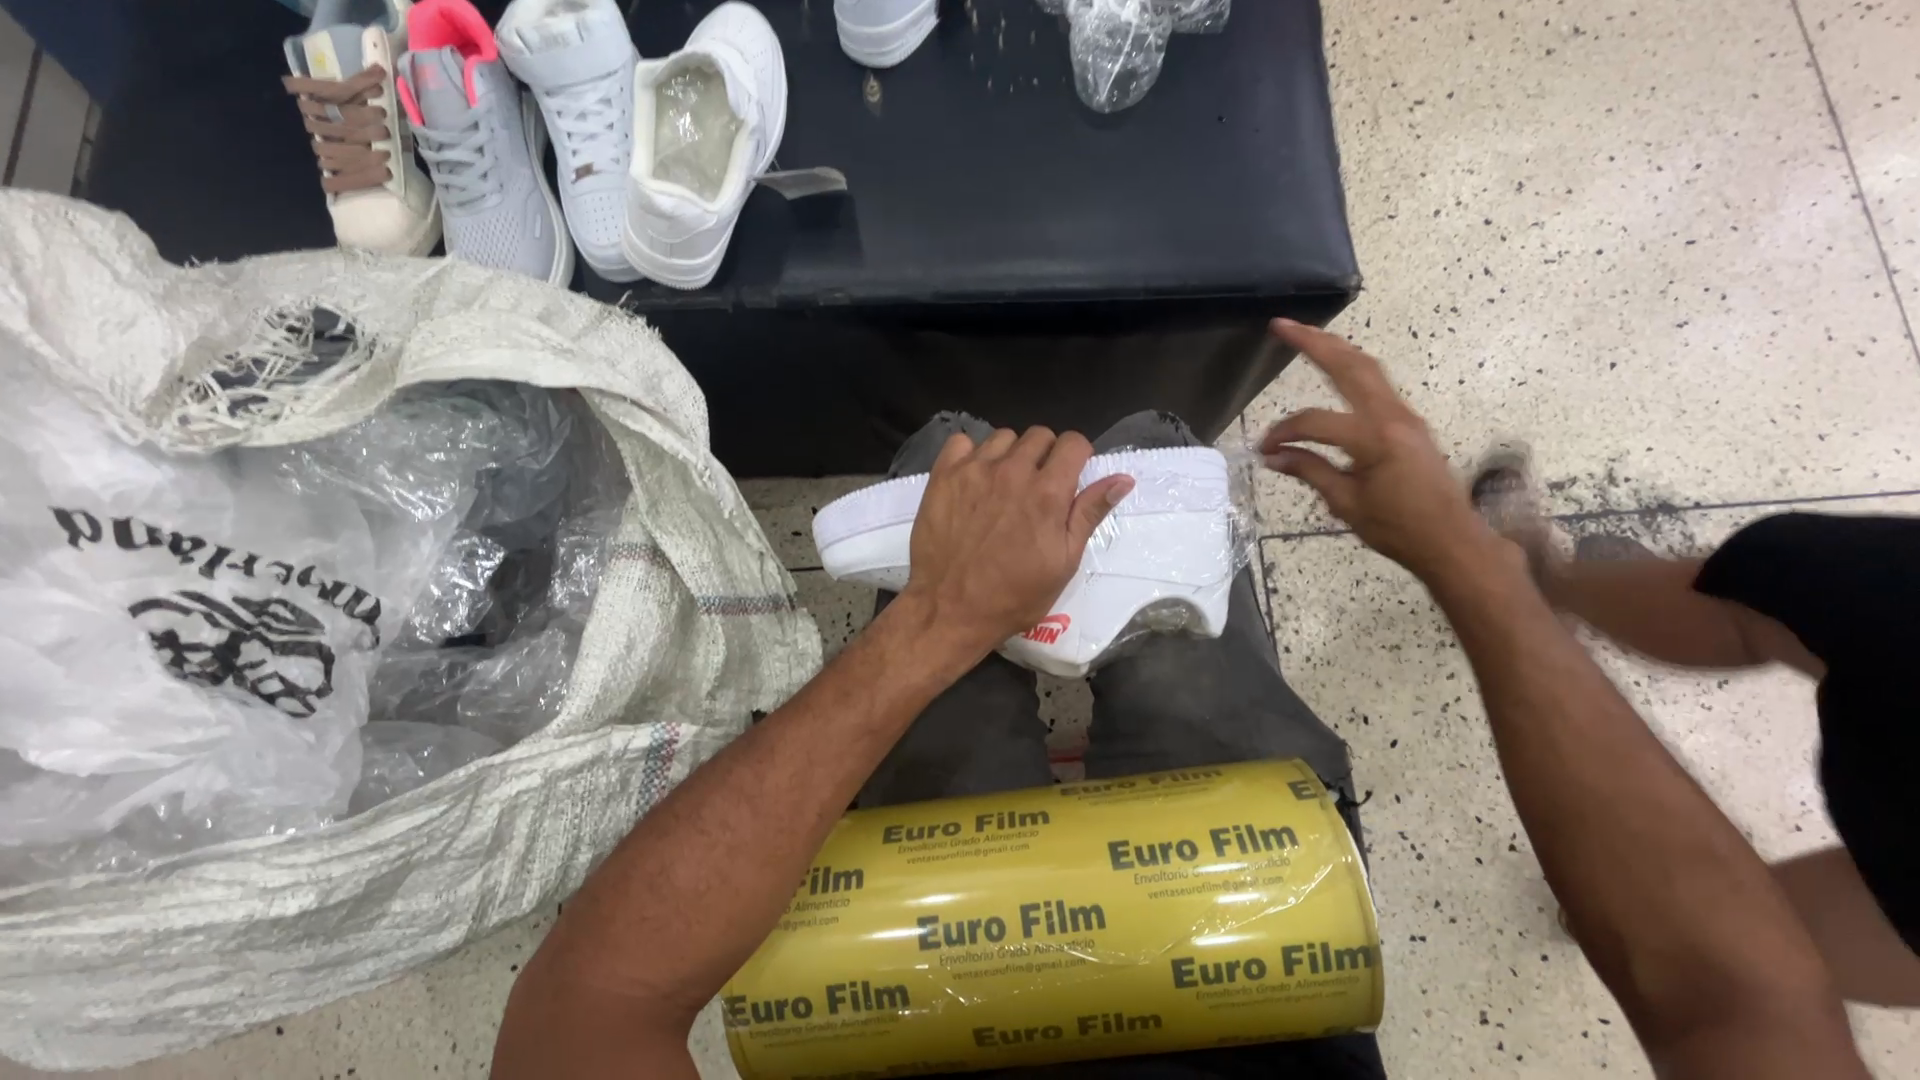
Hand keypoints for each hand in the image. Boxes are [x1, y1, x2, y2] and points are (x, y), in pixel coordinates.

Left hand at [903, 427, 1134, 655]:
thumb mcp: (1064, 561)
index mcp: (1047, 492)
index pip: (1073, 442)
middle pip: (1039, 436)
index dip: (1077, 456)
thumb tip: (1122, 479)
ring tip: (1004, 485)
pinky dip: (970, 454)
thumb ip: (1089, 514)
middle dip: (1046, 455)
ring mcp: (973, 470)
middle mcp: (1012, 471)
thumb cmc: (1014, 595)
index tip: (1071, 476)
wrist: (951, 609)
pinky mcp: (943, 476)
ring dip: (1010, 455)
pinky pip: (961, 442)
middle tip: (1037, 487)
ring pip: (1002, 437)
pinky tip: (972, 480)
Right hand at [1260, 319, 1500, 581]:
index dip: (1284, 433)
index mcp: (1375, 439)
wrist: (1452, 541)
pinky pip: (1379, 384)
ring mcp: (1406, 417)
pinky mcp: (1410, 424)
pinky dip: (1353, 368)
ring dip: (1337, 348)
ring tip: (1307, 334)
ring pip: (1369, 368)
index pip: (1315, 422)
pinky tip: (1337, 367)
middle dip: (1315, 341)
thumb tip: (1274, 457)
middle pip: (1351, 365)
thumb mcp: (1346, 504)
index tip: (1265, 450)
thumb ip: (1310, 472)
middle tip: (1282, 325)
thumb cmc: (1399, 529)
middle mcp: (1393, 417)